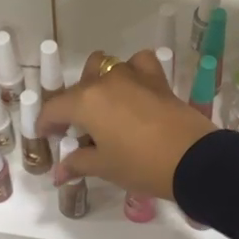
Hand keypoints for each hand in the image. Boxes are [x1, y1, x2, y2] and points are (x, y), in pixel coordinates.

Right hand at [36, 50, 217, 200]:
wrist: (193, 161)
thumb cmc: (141, 166)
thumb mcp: (105, 168)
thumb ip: (78, 164)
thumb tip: (59, 173)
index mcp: (86, 101)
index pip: (54, 108)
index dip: (45, 123)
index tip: (45, 136)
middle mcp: (106, 81)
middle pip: (79, 87)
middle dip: (72, 106)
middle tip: (77, 130)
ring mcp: (134, 76)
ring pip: (106, 66)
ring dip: (98, 83)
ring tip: (103, 108)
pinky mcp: (158, 80)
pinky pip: (139, 64)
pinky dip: (131, 72)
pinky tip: (133, 89)